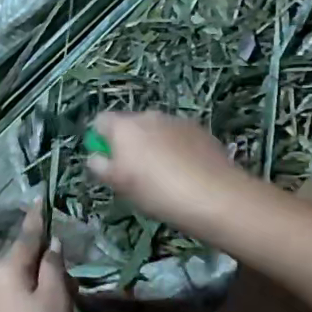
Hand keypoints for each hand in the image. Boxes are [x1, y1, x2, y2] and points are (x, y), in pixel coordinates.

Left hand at [0, 209, 75, 311]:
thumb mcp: (55, 300)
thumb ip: (54, 266)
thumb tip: (50, 243)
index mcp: (5, 267)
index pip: (26, 235)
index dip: (37, 218)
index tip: (40, 198)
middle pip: (21, 257)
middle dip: (44, 257)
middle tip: (71, 266)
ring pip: (19, 279)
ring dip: (41, 280)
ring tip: (66, 293)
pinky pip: (14, 298)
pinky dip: (32, 298)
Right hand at [86, 111, 246, 227]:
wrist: (215, 196)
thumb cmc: (156, 191)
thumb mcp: (118, 185)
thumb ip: (100, 166)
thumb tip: (96, 157)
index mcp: (123, 126)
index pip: (100, 121)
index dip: (100, 139)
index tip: (109, 161)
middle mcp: (149, 115)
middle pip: (130, 124)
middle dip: (129, 143)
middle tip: (135, 173)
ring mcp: (177, 121)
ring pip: (156, 130)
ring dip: (154, 145)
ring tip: (164, 175)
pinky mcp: (201, 130)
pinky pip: (178, 136)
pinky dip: (177, 148)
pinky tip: (186, 173)